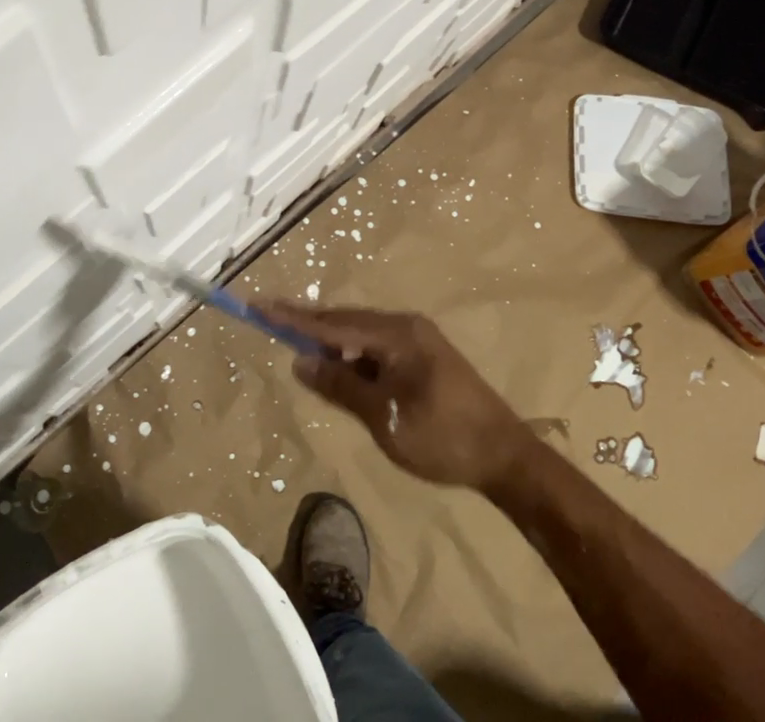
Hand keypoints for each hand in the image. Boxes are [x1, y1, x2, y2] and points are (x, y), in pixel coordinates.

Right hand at [259, 301, 531, 490]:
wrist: (506, 458)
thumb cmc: (443, 438)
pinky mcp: (423, 358)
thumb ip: (340, 386)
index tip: (257, 305)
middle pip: (345, 321)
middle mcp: (406, 328)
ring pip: (360, 334)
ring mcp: (418, 341)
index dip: (292, 318)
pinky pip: (375, 348)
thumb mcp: (383, 417)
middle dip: (306, 323)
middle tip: (267, 318)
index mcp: (397, 335)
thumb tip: (300, 361)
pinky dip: (351, 355)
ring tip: (293, 343)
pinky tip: (336, 367)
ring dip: (329, 341)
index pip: (332, 323)